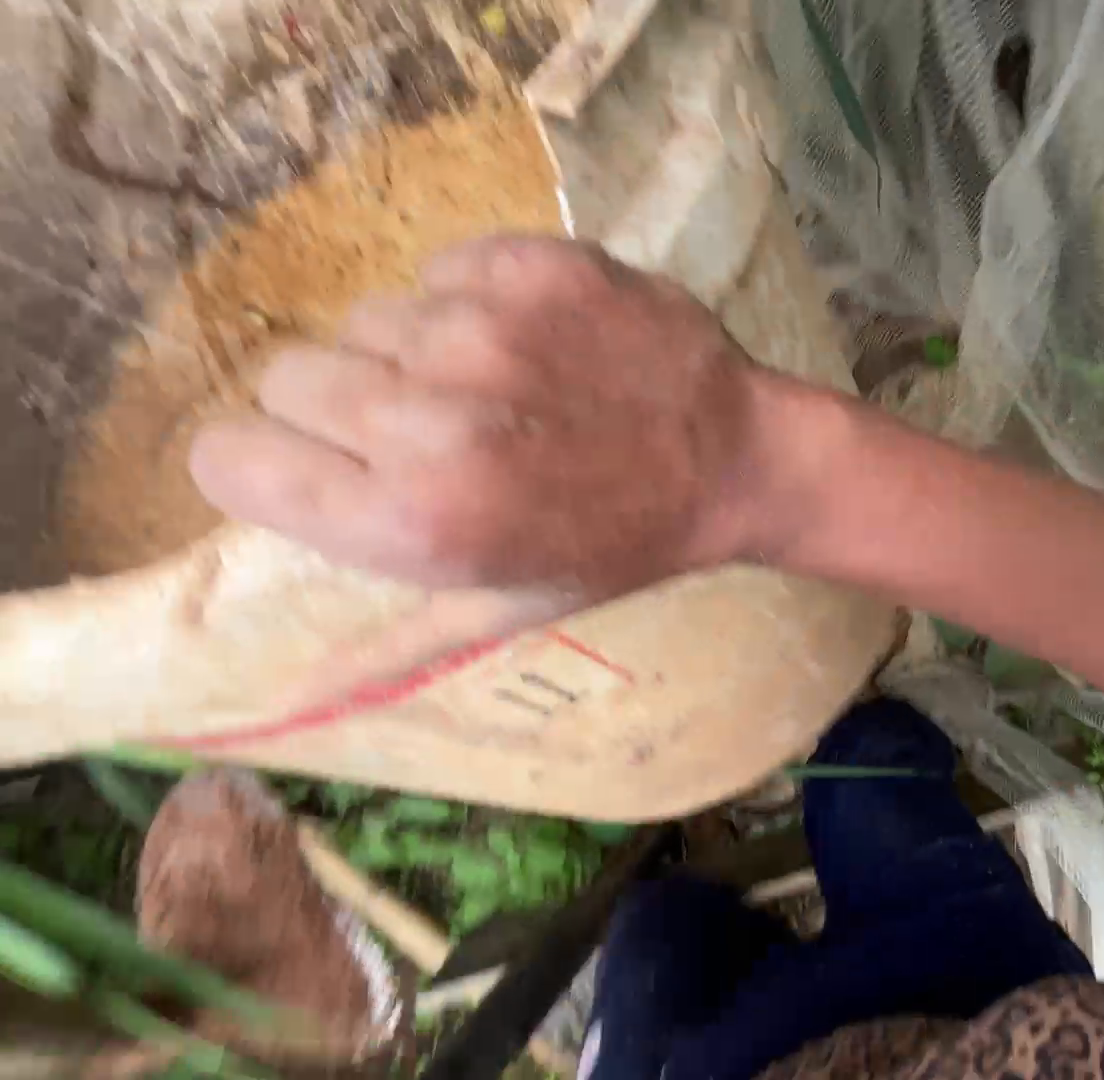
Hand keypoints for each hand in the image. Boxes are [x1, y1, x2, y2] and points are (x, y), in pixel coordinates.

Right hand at [190, 235, 784, 598]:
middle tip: (450, 430)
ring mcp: (489, 330)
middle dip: (354, 406)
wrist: (741, 461)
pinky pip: (445, 267)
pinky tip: (549, 344)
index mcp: (419, 518)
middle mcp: (435, 418)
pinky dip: (479, 299)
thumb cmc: (630, 540)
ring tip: (517, 391)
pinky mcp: (538, 266)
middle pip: (291, 376)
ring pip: (372, 317)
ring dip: (425, 353)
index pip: (230, 457)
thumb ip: (396, 643)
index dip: (284, 463)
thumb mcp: (519, 605)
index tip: (343, 466)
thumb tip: (282, 699)